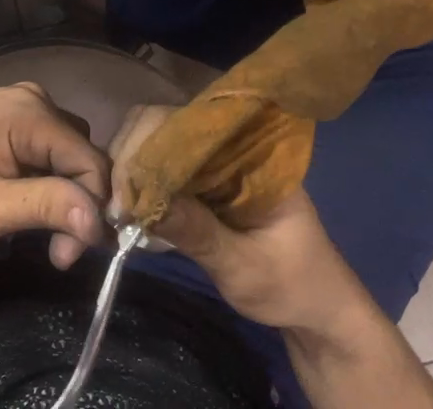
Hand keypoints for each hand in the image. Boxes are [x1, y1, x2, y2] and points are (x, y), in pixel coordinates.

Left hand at [0, 83, 110, 268]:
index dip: (92, 212)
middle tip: (54, 249)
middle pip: (82, 154)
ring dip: (63, 191)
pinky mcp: (8, 111)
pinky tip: (24, 199)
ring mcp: (19, 99)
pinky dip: (46, 174)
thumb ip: (46, 207)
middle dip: (78, 204)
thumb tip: (99, 219)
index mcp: (30, 113)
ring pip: (67, 150)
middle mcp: (32, 96)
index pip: (92, 163)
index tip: (67, 254)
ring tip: (37, 228)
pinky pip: (47, 143)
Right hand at [109, 105, 364, 333]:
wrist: (317, 311)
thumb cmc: (292, 287)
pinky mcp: (200, 180)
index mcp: (252, 151)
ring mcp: (212, 160)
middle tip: (115, 205)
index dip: (149, 146)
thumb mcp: (247, 268)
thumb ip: (199, 233)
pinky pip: (158, 166)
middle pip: (162, 122)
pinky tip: (127, 211)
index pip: (188, 122)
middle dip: (130, 156)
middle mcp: (228, 143)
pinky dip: (137, 183)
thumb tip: (143, 200)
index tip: (126, 192)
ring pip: (153, 141)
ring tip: (117, 210)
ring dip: (129, 168)